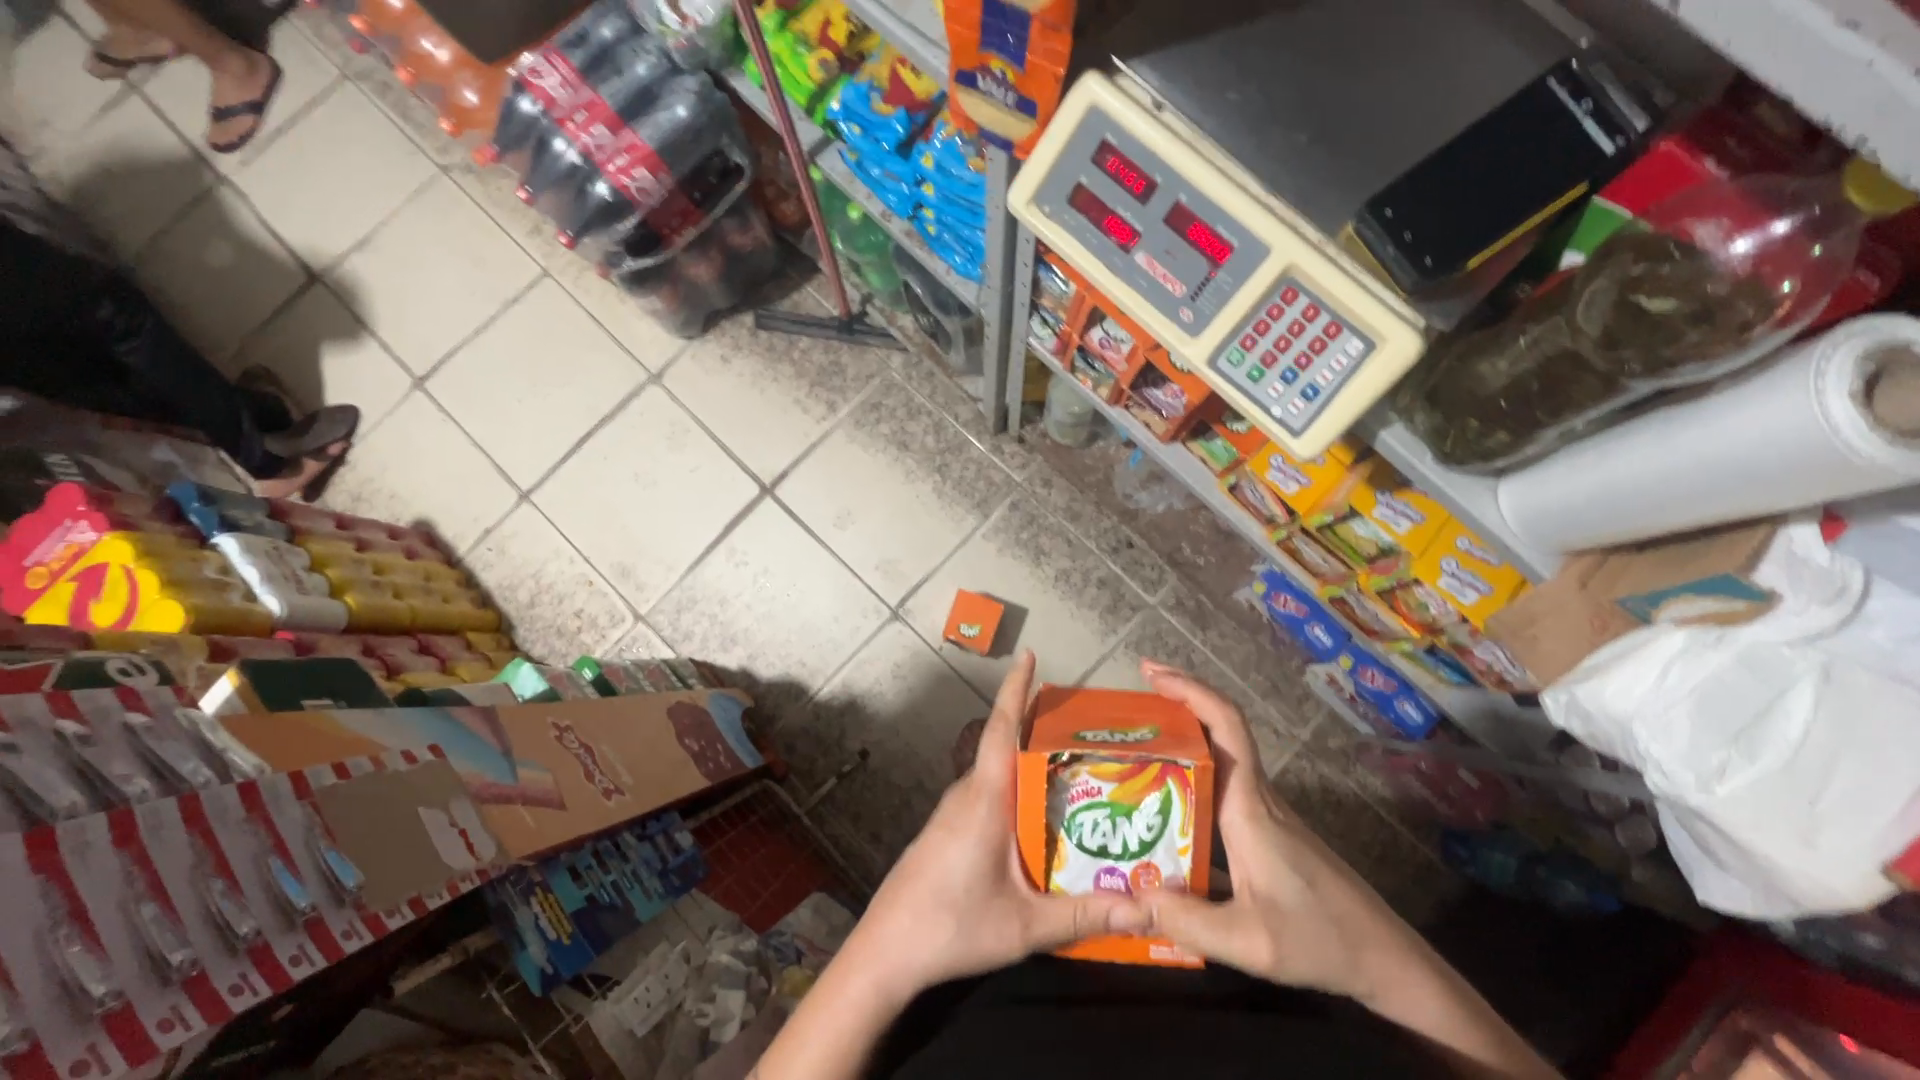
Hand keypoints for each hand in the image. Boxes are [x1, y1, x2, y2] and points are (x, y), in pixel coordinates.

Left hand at [843, 649, 1148, 1000]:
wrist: (885, 953)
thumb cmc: (953, 927)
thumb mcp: (1026, 927)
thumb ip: (1085, 916)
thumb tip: (1146, 908)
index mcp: (984, 801)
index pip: (1001, 730)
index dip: (1016, 691)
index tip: (1030, 656)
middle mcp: (967, 797)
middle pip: (1005, 750)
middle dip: (1042, 732)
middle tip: (1092, 731)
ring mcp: (952, 816)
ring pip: (997, 778)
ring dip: (1031, 768)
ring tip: (1081, 773)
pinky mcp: (946, 835)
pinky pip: (988, 800)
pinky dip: (1017, 795)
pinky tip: (1043, 821)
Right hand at [1133, 660, 1418, 1001]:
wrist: (1383, 959)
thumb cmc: (1321, 941)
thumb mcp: (1247, 943)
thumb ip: (1184, 922)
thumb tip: (1122, 898)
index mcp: (1249, 810)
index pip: (1226, 728)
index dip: (1190, 690)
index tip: (1151, 674)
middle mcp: (1256, 801)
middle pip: (1217, 734)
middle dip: (1174, 709)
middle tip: (1123, 714)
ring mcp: (1263, 818)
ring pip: (1217, 763)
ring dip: (1178, 746)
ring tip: (1127, 758)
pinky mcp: (1265, 837)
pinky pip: (1220, 794)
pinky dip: (1188, 787)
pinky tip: (1158, 819)